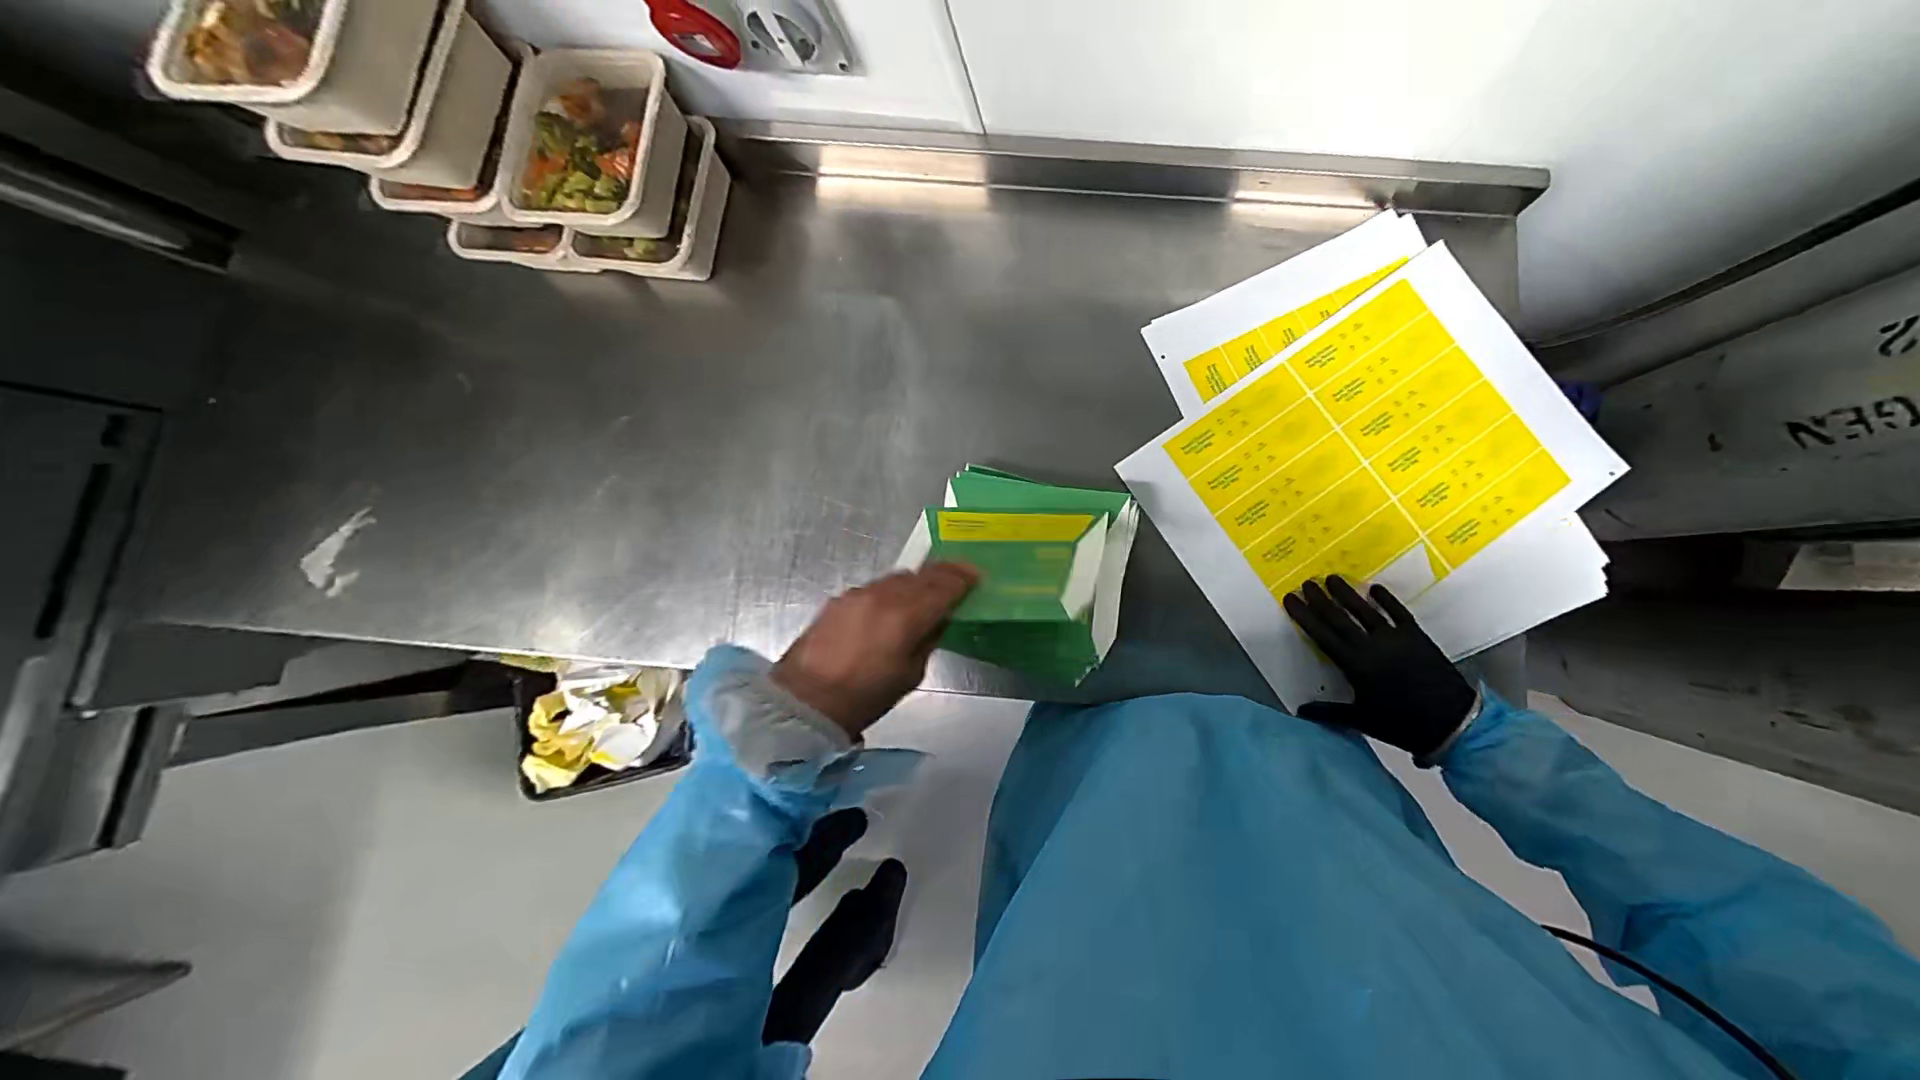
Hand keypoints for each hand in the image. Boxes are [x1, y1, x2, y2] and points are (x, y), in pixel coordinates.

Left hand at [772, 563, 978, 737]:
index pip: (943, 585)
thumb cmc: (864, 696)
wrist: (805, 700)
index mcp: (905, 615)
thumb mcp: (910, 674)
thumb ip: (928, 639)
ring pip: (896, 578)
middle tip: (957, 580)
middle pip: (920, 574)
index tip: (976, 576)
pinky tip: (890, 608)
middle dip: (941, 575)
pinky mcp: (839, 599)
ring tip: (924, 595)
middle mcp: (882, 595)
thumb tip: (938, 619)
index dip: (963, 578)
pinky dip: (890, 592)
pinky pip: (875, 588)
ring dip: (915, 582)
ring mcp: (857, 594)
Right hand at [1281, 575, 1476, 759]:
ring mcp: (1397, 639)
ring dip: (1348, 594)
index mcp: (1355, 666)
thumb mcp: (1362, 720)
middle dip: (1321, 599)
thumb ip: (1330, 712)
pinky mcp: (1418, 637)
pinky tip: (1375, 588)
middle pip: (1340, 618)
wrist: (1454, 724)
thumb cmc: (1403, 725)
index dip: (1304, 615)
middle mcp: (1372, 647)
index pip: (1322, 635)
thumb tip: (1301, 710)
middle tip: (1307, 583)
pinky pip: (1399, 613)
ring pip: (1366, 611)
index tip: (1291, 599)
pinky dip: (1387, 600)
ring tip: (1333, 578)